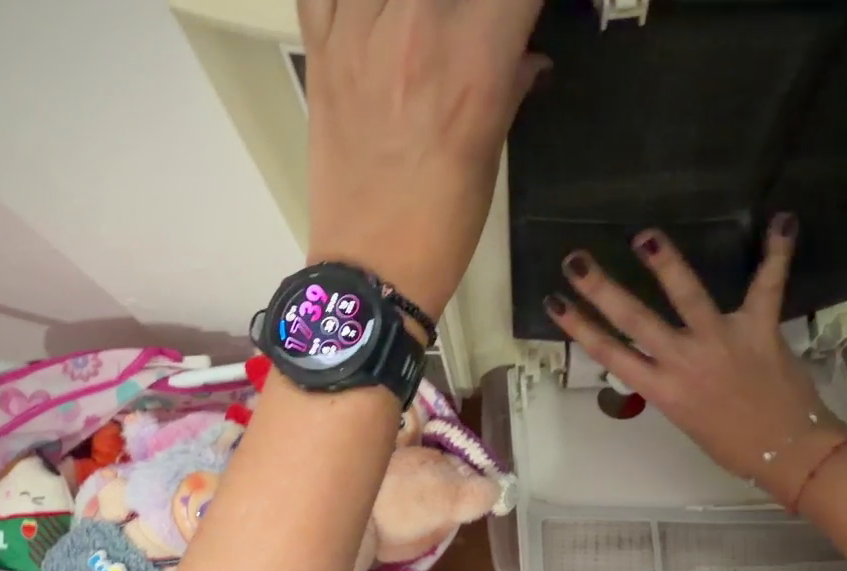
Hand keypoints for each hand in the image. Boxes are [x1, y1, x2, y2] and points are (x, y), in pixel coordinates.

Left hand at [299, 0, 547, 318]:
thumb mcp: (490, 154)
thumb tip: (527, 55)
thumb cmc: (442, 225)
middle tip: (474, 30)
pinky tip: (372, 17)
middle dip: (475, 7)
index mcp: (473, 59)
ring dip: (414, 4)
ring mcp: (358, 34)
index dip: (522, 6)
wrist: (371, 269)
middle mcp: (416, 28)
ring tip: (422, 29)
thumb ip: (509, 84)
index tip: (519, 22)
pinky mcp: (320, 50)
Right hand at [542, 216, 846, 505]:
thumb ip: (671, 383)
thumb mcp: (686, 418)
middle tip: (575, 260)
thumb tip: (664, 357)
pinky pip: (767, 286)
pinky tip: (783, 221)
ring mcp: (720, 341)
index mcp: (662, 389)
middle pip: (634, 320)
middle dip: (601, 288)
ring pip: (687, 295)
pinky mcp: (759, 329)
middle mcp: (683, 361)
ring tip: (645, 236)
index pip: (610, 353)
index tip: (556, 302)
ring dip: (665, 263)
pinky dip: (776, 254)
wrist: (785, 453)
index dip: (579, 327)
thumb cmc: (731, 443)